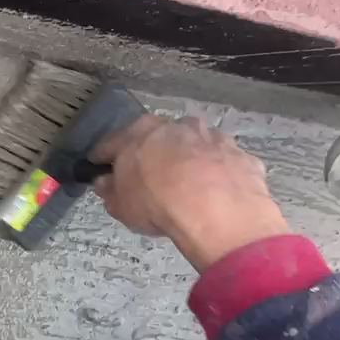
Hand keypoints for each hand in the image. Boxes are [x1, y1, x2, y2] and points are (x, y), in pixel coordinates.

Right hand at [90, 115, 290, 270]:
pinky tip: (213, 192)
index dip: (103, 156)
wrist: (218, 212)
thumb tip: (106, 183)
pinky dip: (215, 172)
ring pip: (194, 144)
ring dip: (187, 158)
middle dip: (151, 151)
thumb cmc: (158, 203)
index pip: (112, 142)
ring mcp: (213, 137)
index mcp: (140, 134)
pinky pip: (221, 161)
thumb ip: (110, 190)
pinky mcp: (240, 154)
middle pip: (158, 136)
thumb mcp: (120, 205)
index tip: (98, 165)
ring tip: (184, 184)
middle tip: (146, 174)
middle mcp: (177, 127)